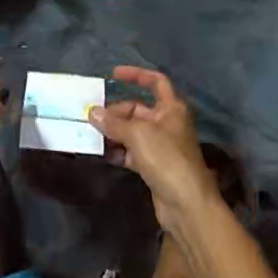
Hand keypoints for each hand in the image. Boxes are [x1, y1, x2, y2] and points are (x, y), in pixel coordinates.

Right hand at [87, 66, 219, 231]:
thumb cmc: (167, 158)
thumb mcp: (138, 135)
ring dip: (114, 133)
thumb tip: (92, 112)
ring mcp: (161, 145)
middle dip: (116, 112)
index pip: (155, 81)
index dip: (136, 75)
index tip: (113, 74)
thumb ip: (114, 123)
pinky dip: (118, 151)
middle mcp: (168, 122)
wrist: (186, 203)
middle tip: (93, 118)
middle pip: (138, 109)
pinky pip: (132, 151)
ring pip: (133, 132)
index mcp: (172, 108)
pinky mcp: (154, 165)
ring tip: (91, 135)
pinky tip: (102, 153)